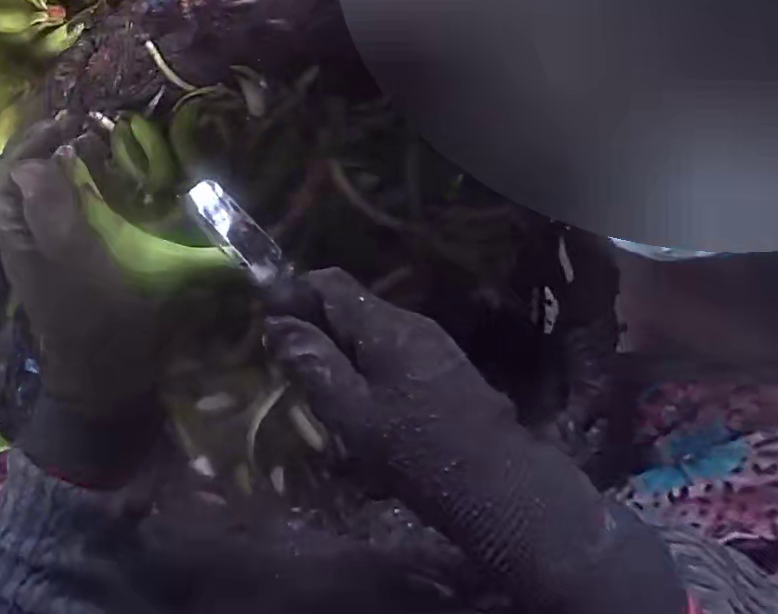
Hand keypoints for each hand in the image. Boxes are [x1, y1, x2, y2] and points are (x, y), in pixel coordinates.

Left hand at [0, 115, 164, 419]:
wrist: (106, 372)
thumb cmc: (92, 313)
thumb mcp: (71, 259)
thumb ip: (49, 210)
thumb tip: (34, 162)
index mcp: (15, 231)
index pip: (10, 170)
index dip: (34, 141)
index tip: (70, 122)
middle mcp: (21, 233)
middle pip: (18, 176)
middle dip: (41, 145)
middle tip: (77, 126)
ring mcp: (41, 245)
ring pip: (37, 189)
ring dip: (54, 161)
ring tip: (84, 143)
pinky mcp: (63, 255)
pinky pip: (59, 208)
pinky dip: (72, 185)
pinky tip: (93, 179)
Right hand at [262, 268, 508, 478]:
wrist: (508, 495)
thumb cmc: (419, 453)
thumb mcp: (352, 413)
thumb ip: (312, 362)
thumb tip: (276, 324)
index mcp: (384, 325)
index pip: (328, 282)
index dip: (293, 292)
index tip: (269, 320)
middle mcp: (408, 321)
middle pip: (348, 302)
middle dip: (313, 322)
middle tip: (288, 356)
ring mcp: (431, 342)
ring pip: (368, 326)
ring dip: (338, 343)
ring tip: (318, 378)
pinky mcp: (443, 365)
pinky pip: (389, 346)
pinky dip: (363, 358)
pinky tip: (359, 393)